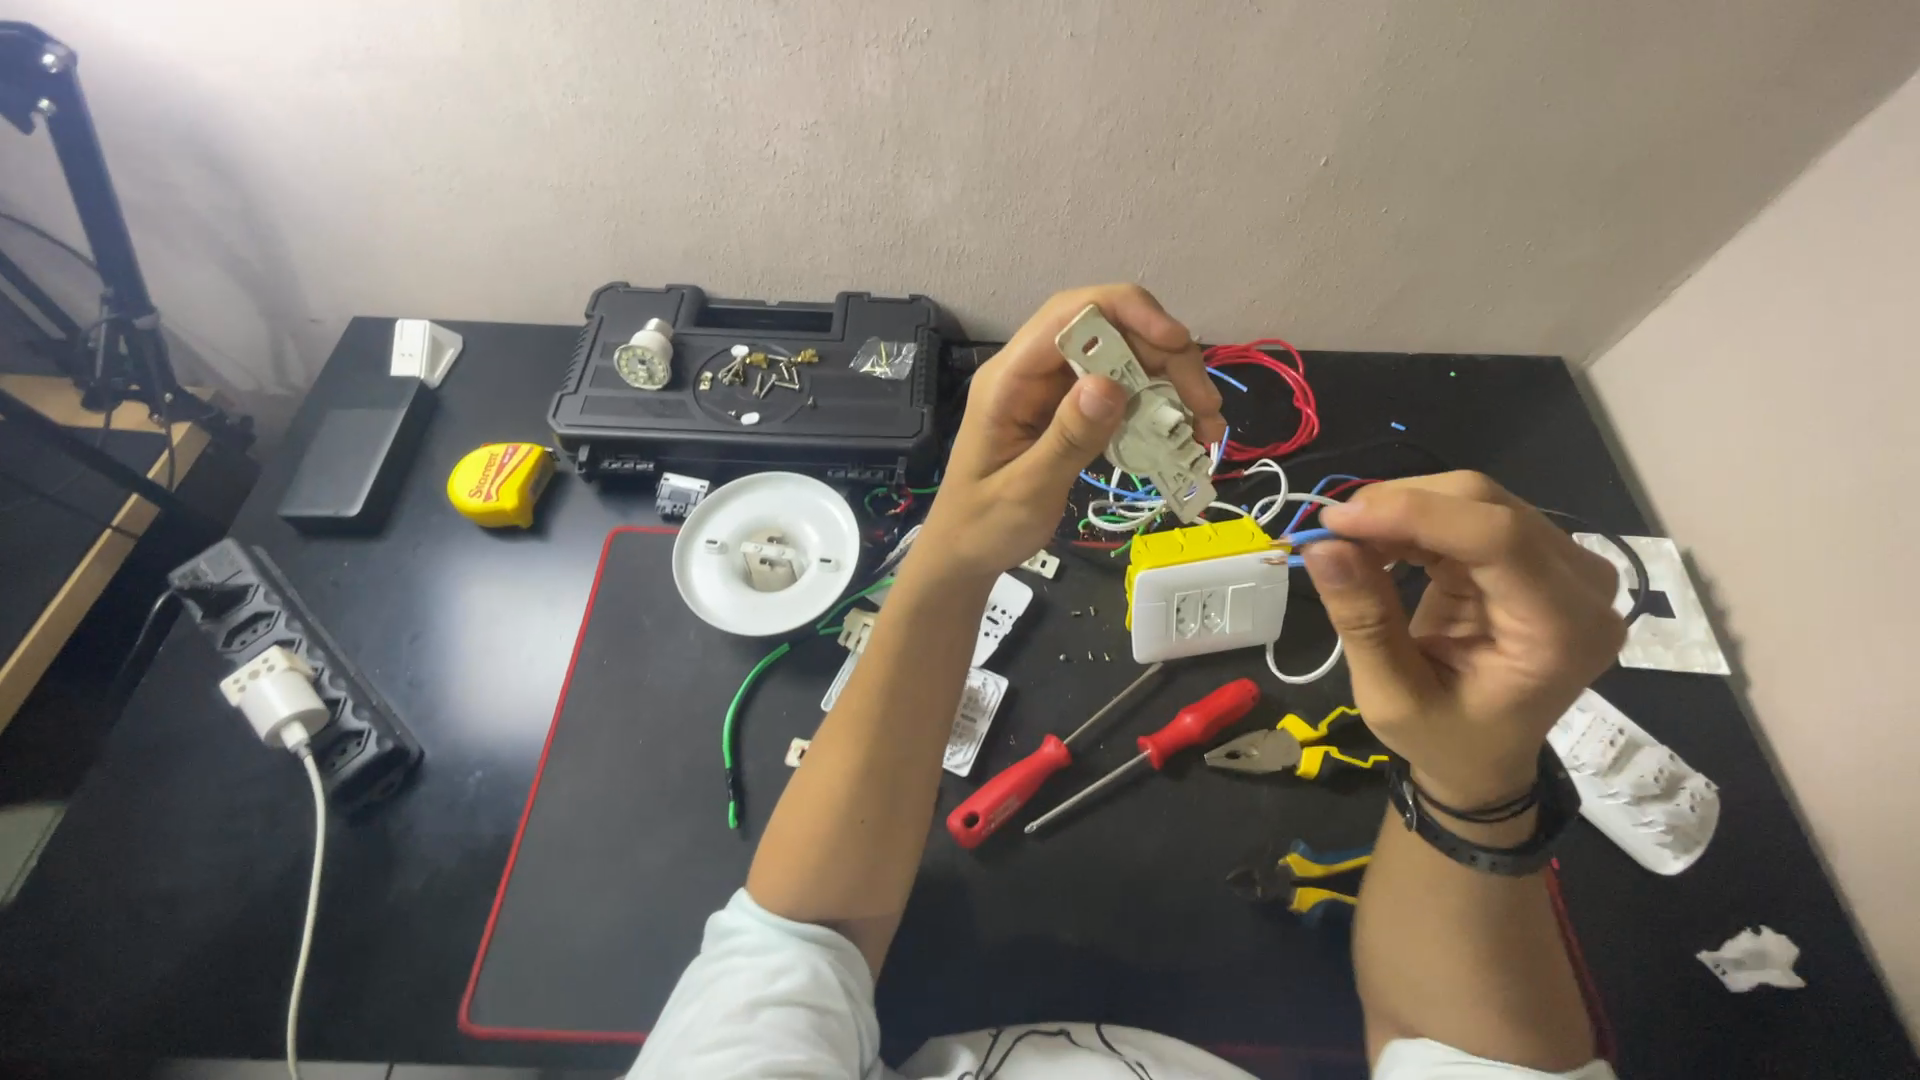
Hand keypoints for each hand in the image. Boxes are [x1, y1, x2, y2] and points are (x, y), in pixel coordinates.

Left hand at [914, 285, 1225, 580]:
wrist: (965, 554)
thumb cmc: (984, 526)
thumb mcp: (1026, 490)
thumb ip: (1067, 438)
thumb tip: (1111, 384)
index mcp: (1009, 379)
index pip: (1070, 314)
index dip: (1128, 313)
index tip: (1175, 343)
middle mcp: (1033, 374)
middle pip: (1108, 333)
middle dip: (1164, 357)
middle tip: (1204, 407)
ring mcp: (1052, 393)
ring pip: (1121, 362)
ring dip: (1168, 385)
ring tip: (1204, 426)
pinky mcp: (1068, 415)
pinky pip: (1118, 395)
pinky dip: (1154, 409)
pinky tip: (1181, 434)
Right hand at [1302, 472, 1624, 809]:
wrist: (1482, 760)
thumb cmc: (1444, 740)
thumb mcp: (1391, 696)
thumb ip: (1363, 620)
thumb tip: (1321, 547)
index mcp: (1561, 633)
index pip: (1498, 539)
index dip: (1413, 514)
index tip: (1334, 521)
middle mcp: (1580, 587)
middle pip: (1487, 506)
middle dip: (1400, 506)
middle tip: (1333, 534)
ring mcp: (1562, 567)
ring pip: (1474, 499)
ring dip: (1401, 509)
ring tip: (1350, 544)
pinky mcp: (1532, 558)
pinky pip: (1467, 515)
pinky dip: (1412, 521)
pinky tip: (1378, 545)